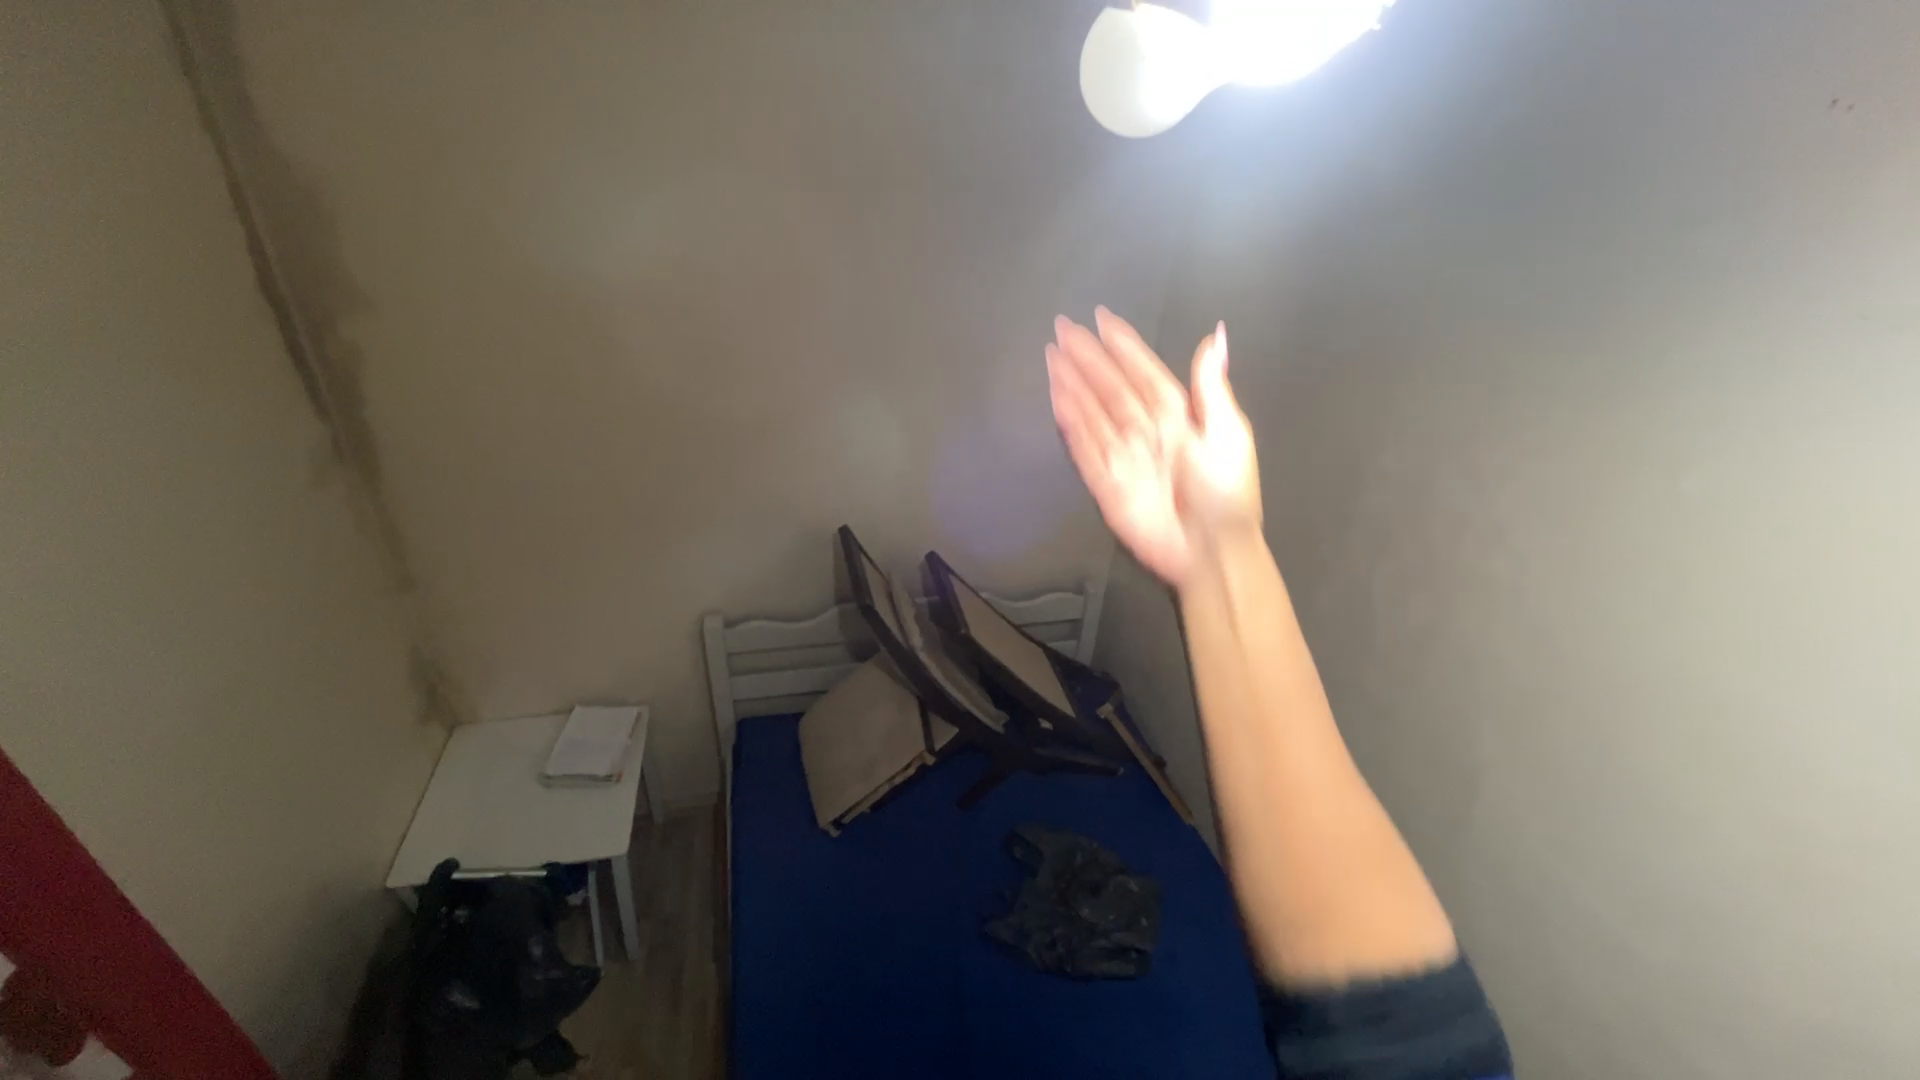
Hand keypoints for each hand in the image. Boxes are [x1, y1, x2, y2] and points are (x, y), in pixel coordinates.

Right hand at [1046, 307, 1260, 589]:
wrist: (1211, 550)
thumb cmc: (1226, 492)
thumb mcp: (1229, 432)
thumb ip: (1212, 385)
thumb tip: (1216, 334)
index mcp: (1178, 415)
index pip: (1144, 372)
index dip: (1124, 346)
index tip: (1102, 319)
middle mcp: (1146, 429)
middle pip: (1110, 386)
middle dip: (1087, 358)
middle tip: (1062, 329)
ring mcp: (1122, 455)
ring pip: (1091, 410)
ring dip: (1072, 383)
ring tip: (1052, 355)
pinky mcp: (1104, 482)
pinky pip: (1083, 445)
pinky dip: (1069, 421)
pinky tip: (1056, 397)